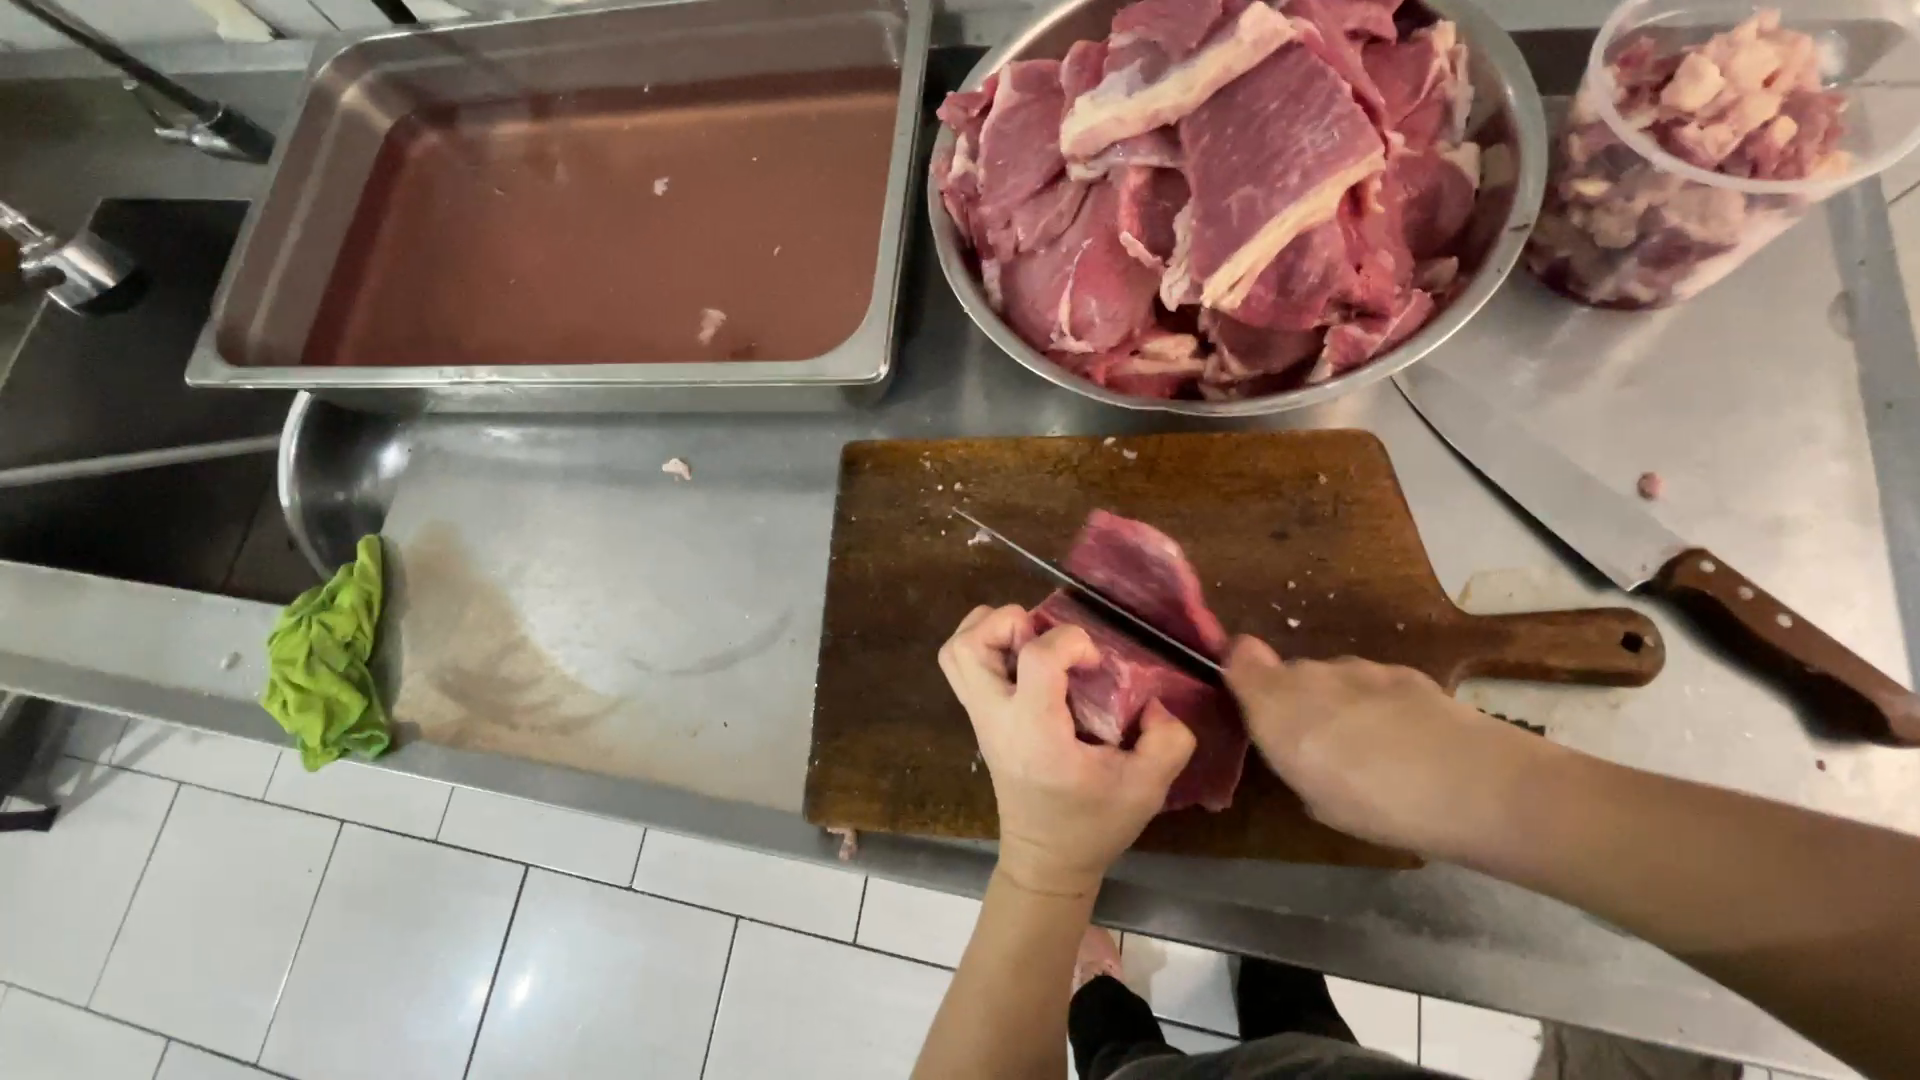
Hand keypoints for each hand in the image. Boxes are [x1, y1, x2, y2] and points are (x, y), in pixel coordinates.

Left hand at [939, 605, 1196, 896]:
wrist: (1047, 860)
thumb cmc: (1093, 825)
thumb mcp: (1147, 787)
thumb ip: (1168, 740)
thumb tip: (1155, 701)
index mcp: (1036, 732)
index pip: (1035, 658)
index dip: (1069, 641)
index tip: (1095, 660)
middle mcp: (997, 718)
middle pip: (970, 645)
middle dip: (1010, 622)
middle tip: (1047, 636)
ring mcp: (981, 718)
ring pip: (956, 651)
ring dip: (989, 630)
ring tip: (1030, 639)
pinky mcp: (980, 720)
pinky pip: (962, 667)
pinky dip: (984, 647)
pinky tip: (1024, 659)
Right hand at [1224, 636, 1551, 860]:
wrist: (1470, 784)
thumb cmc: (1373, 805)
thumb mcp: (1312, 796)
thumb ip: (1292, 755)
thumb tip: (1297, 743)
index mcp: (1273, 705)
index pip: (1239, 658)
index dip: (1243, 672)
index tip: (1253, 702)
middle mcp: (1309, 675)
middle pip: (1290, 674)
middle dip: (1298, 701)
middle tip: (1320, 747)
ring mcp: (1359, 669)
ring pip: (1333, 680)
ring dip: (1341, 704)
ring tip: (1372, 752)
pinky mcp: (1404, 672)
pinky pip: (1374, 685)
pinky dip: (1381, 705)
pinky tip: (1409, 743)